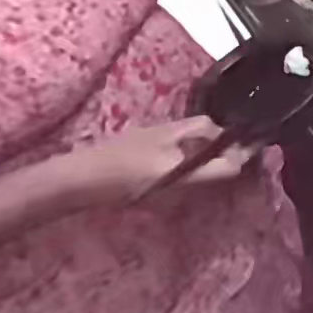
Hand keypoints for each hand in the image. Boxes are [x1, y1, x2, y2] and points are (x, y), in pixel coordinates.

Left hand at [52, 116, 254, 204]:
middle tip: (222, 172)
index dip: (233, 141)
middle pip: (201, 135)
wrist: (68, 183)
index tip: (242, 159)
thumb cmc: (125, 175)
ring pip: (182, 147)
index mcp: (181, 128)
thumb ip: (213, 169)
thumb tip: (244, 162)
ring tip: (199, 181)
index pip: (218, 127)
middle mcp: (166, 129)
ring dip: (195, 160)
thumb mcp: (174, 173)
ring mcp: (145, 142)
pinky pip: (165, 157)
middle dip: (214, 151)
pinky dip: (176, 167)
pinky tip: (170, 185)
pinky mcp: (129, 156)